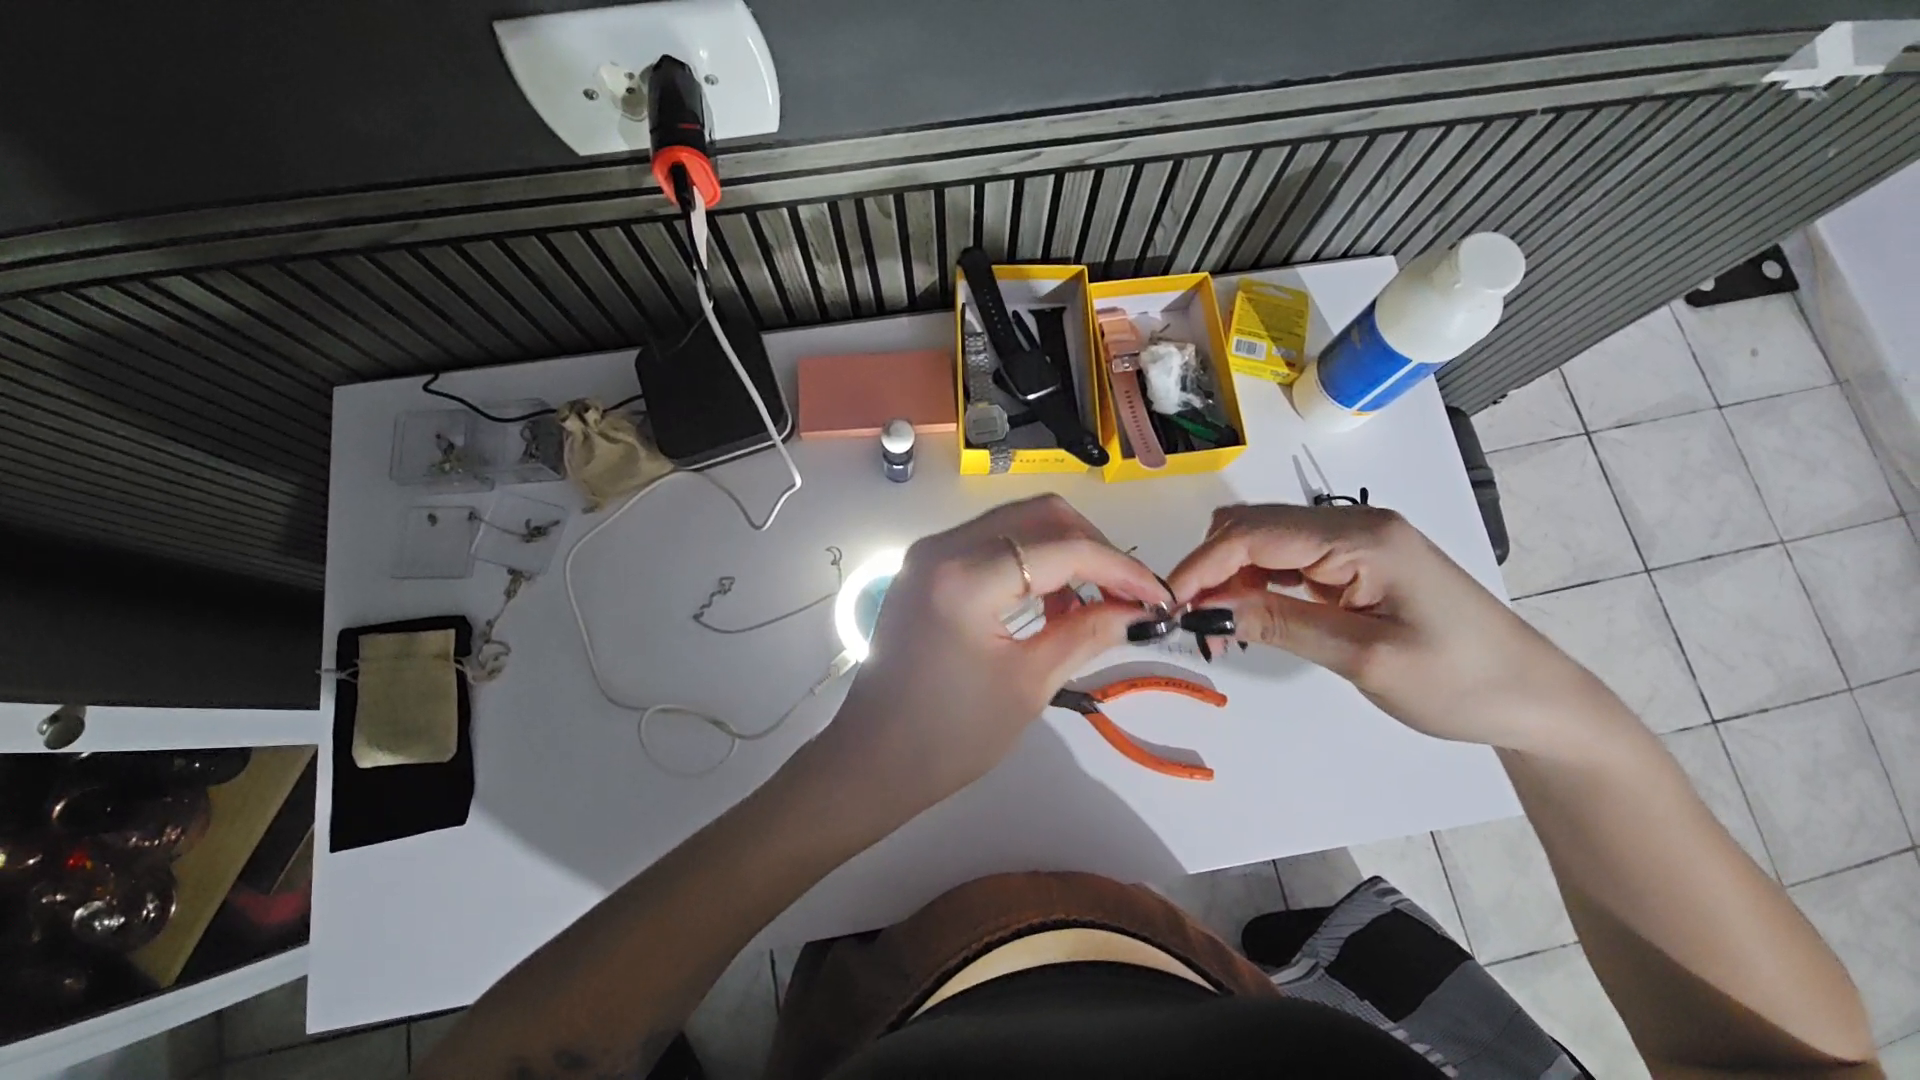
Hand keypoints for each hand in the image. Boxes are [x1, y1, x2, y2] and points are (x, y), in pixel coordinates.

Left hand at [821, 495, 1168, 803]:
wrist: (874, 760)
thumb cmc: (951, 736)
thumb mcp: (1029, 684)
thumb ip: (1087, 632)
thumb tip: (1139, 609)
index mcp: (967, 579)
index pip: (1063, 550)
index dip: (1121, 569)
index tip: (1158, 596)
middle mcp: (943, 548)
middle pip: (1041, 516)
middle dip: (1093, 548)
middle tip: (1124, 595)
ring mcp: (928, 554)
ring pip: (1016, 523)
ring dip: (1062, 551)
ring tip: (1090, 603)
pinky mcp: (924, 568)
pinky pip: (990, 543)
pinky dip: (1029, 561)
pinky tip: (1048, 603)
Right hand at [1167, 504, 1591, 751]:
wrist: (1536, 699)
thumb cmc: (1459, 682)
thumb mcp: (1363, 658)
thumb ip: (1280, 623)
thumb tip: (1207, 607)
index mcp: (1361, 537)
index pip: (1254, 534)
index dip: (1201, 564)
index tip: (1166, 604)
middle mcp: (1356, 525)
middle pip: (1254, 528)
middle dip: (1211, 568)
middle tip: (1193, 623)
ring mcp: (1359, 543)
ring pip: (1267, 543)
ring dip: (1232, 578)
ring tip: (1219, 628)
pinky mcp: (1361, 565)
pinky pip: (1291, 563)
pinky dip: (1259, 585)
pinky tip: (1251, 617)